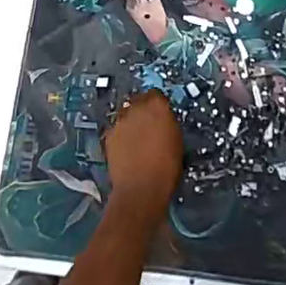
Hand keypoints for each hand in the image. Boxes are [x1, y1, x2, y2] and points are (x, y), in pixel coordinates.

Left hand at [104, 91, 182, 215]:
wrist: (141, 189)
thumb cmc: (166, 169)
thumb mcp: (176, 141)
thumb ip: (168, 124)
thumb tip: (164, 122)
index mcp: (158, 106)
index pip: (157, 95)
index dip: (159, 105)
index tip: (161, 114)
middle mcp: (137, 108)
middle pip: (139, 101)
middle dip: (143, 111)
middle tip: (149, 126)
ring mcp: (120, 120)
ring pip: (126, 114)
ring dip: (131, 121)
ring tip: (137, 138)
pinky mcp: (109, 134)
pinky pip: (117, 128)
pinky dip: (121, 134)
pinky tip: (126, 148)